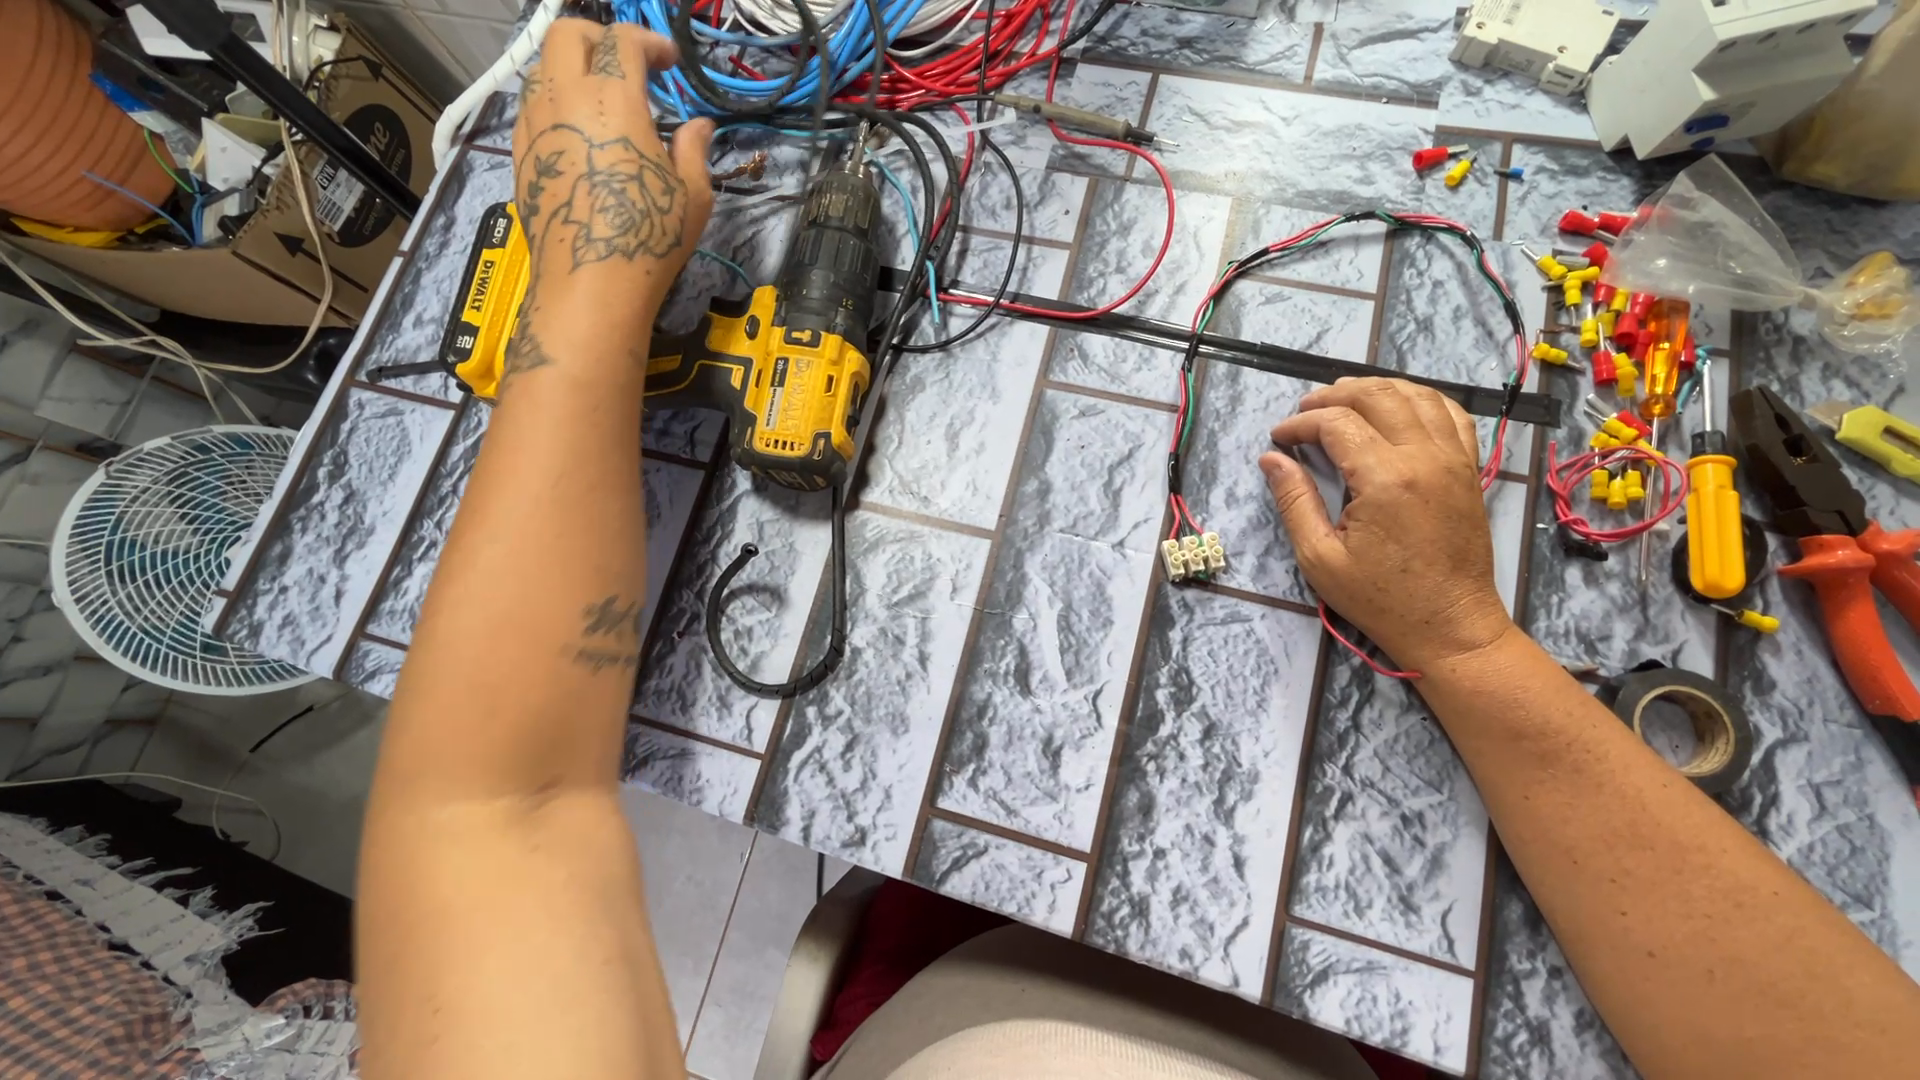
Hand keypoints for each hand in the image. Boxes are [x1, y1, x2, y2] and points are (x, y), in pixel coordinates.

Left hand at [511, 20, 713, 337]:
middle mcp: (565, 96)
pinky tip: (581, 134)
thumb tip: (698, 126)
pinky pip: (534, 106)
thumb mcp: (693, 196)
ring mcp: (535, 123)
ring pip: (543, 67)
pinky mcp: (522, 153)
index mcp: (612, 98)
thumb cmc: (649, 237)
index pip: (623, 41)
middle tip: (627, 64)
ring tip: (602, 100)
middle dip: (600, 38)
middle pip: (568, 35)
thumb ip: (694, 150)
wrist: (590, 283)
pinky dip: (557, 102)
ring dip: (573, 68)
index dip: (650, 42)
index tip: (670, 63)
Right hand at [1259, 377, 1514, 670]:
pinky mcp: (1468, 470)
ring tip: (1343, 399)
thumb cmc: (1380, 598)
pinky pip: (1451, 415)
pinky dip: (1421, 399)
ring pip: (1416, 395)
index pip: (1337, 424)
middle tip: (1303, 411)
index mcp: (1385, 478)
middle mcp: (1424, 457)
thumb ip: (1294, 501)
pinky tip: (1397, 406)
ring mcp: (1453, 460)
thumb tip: (1271, 458)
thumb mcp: (1320, 557)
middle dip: (1333, 396)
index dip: (1300, 424)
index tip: (1278, 439)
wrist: (1450, 625)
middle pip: (1377, 396)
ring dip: (1375, 389)